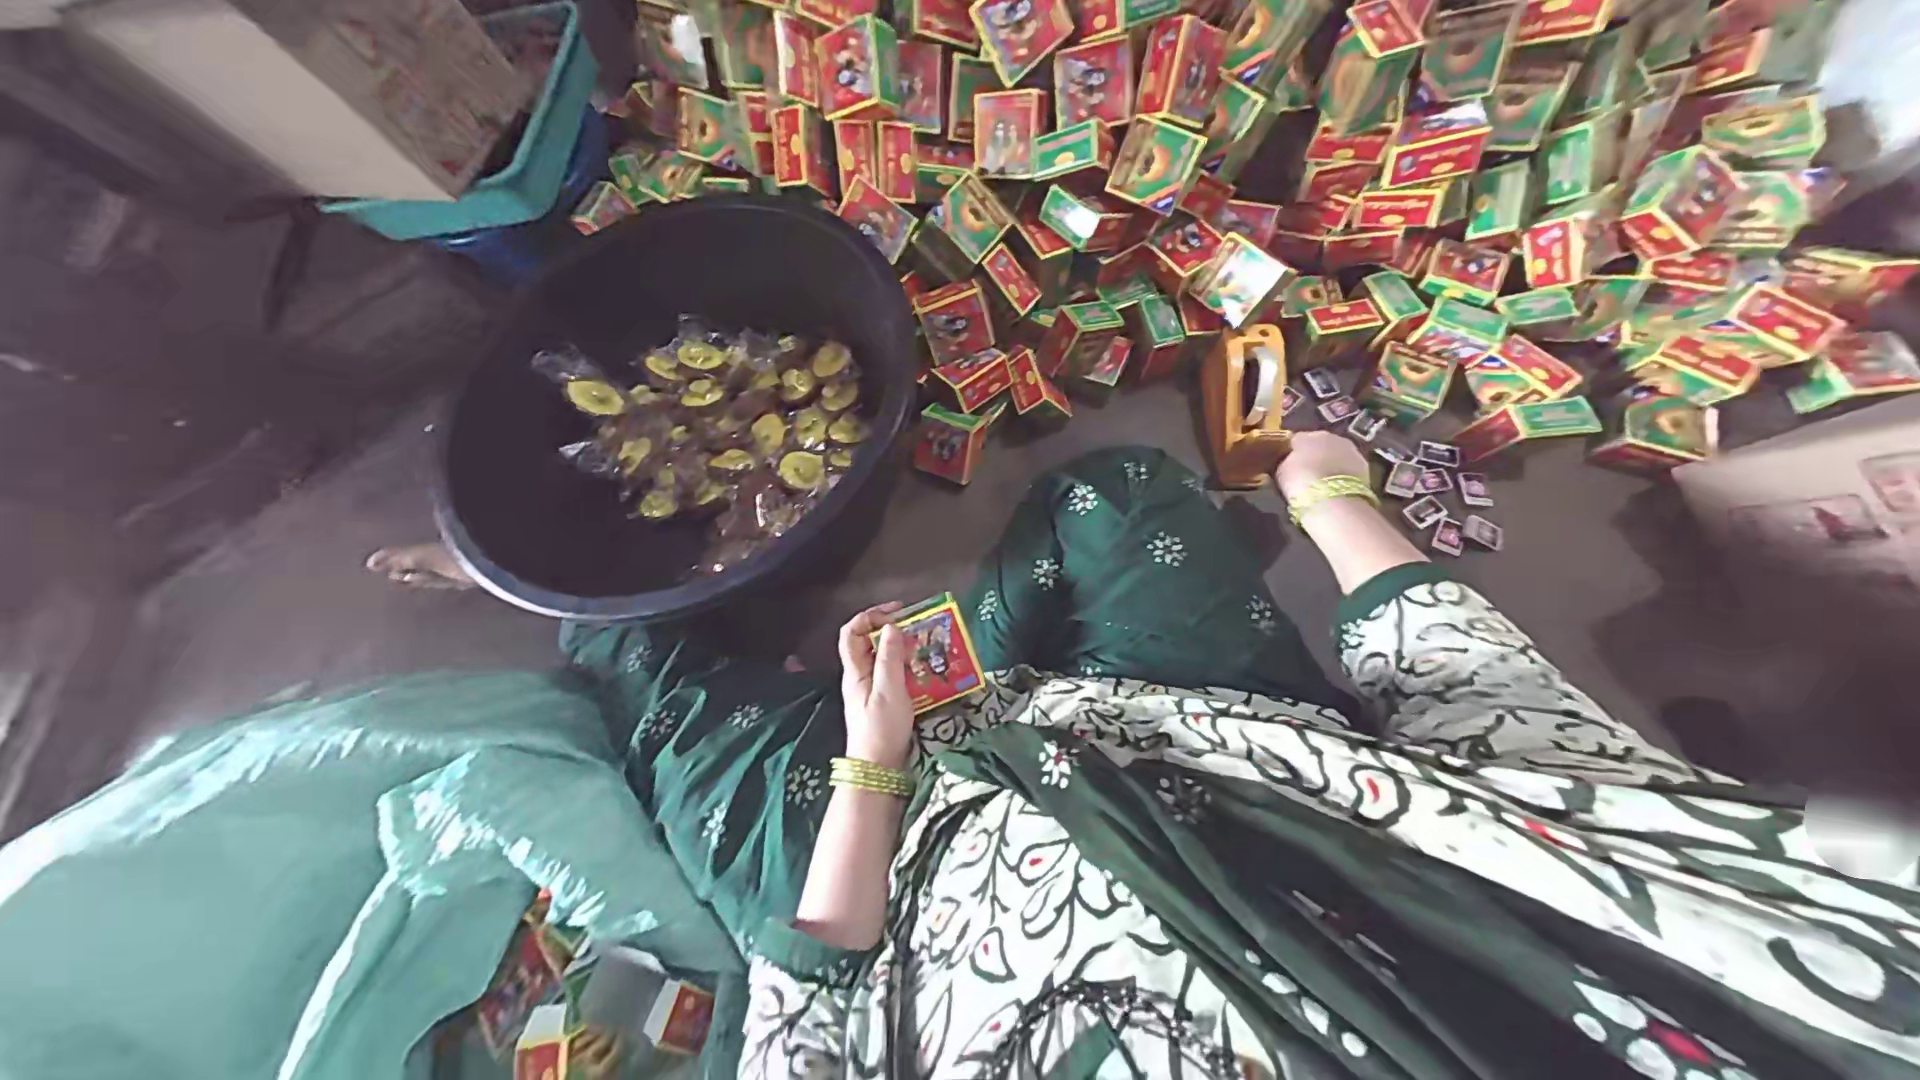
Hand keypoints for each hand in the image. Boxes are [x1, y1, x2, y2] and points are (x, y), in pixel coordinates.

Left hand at [837, 602, 914, 769]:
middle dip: (888, 627)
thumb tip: (892, 627)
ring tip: (922, 641)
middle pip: (867, 641)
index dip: (870, 616)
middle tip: (914, 623)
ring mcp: (871, 688)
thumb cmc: (881, 729)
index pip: (852, 632)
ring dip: (899, 645)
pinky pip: (891, 672)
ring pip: (881, 656)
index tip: (896, 613)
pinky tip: (922, 666)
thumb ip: (890, 658)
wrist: (878, 768)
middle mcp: (860, 676)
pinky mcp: (883, 700)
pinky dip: (905, 663)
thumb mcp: (889, 690)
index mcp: (855, 671)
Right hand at [1276, 430, 1371, 502]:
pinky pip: (1347, 465)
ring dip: (1330, 462)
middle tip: (1306, 470)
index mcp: (1306, 435)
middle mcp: (1330, 436)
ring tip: (1322, 478)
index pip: (1295, 439)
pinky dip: (1341, 471)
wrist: (1333, 497)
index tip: (1286, 462)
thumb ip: (1286, 461)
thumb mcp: (1282, 470)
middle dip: (1313, 454)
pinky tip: (1335, 483)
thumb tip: (1289, 459)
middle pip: (1319, 443)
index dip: (1291, 451)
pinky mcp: (1364, 464)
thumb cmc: (1300, 481)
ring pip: (1336, 453)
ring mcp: (1350, 448)